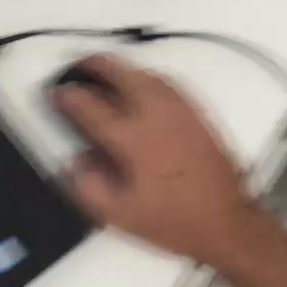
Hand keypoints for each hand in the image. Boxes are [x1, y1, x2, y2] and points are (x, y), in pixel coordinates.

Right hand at [53, 54, 268, 262]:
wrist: (226, 222)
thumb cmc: (176, 221)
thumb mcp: (120, 215)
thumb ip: (89, 186)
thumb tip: (77, 162)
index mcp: (136, 141)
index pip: (94, 108)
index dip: (71, 97)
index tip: (60, 93)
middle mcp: (160, 118)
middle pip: (125, 75)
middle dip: (98, 64)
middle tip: (81, 64)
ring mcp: (184, 113)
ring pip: (151, 75)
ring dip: (126, 67)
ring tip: (109, 69)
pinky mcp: (201, 116)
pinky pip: (173, 84)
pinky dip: (153, 76)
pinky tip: (146, 83)